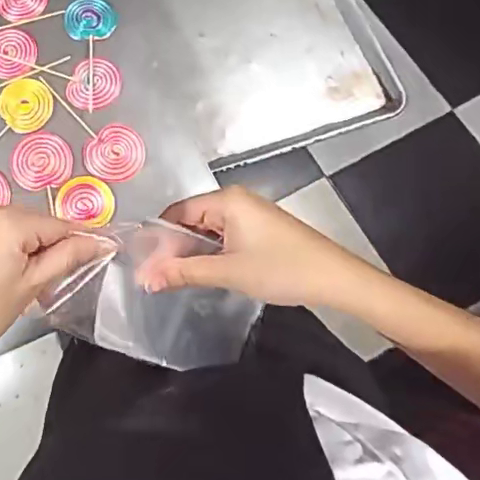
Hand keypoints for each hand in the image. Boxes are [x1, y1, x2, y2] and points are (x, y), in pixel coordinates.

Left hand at [0, 202, 106, 386]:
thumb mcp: (28, 289)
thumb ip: (66, 258)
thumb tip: (100, 241)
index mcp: (9, 219)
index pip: (60, 225)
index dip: (81, 243)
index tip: (100, 258)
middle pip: (36, 223)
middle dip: (47, 249)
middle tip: (45, 288)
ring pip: (13, 228)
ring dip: (24, 250)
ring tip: (16, 288)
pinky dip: (2, 249)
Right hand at [141, 186, 378, 308]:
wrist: (336, 279)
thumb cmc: (282, 269)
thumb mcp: (228, 272)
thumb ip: (183, 272)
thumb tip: (145, 278)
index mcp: (226, 200)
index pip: (177, 212)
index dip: (158, 238)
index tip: (143, 265)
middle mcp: (236, 199)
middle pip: (190, 219)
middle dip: (172, 247)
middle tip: (155, 277)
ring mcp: (249, 213)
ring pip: (206, 230)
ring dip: (191, 252)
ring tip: (173, 278)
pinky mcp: (259, 228)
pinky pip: (223, 235)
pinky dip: (210, 252)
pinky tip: (202, 272)